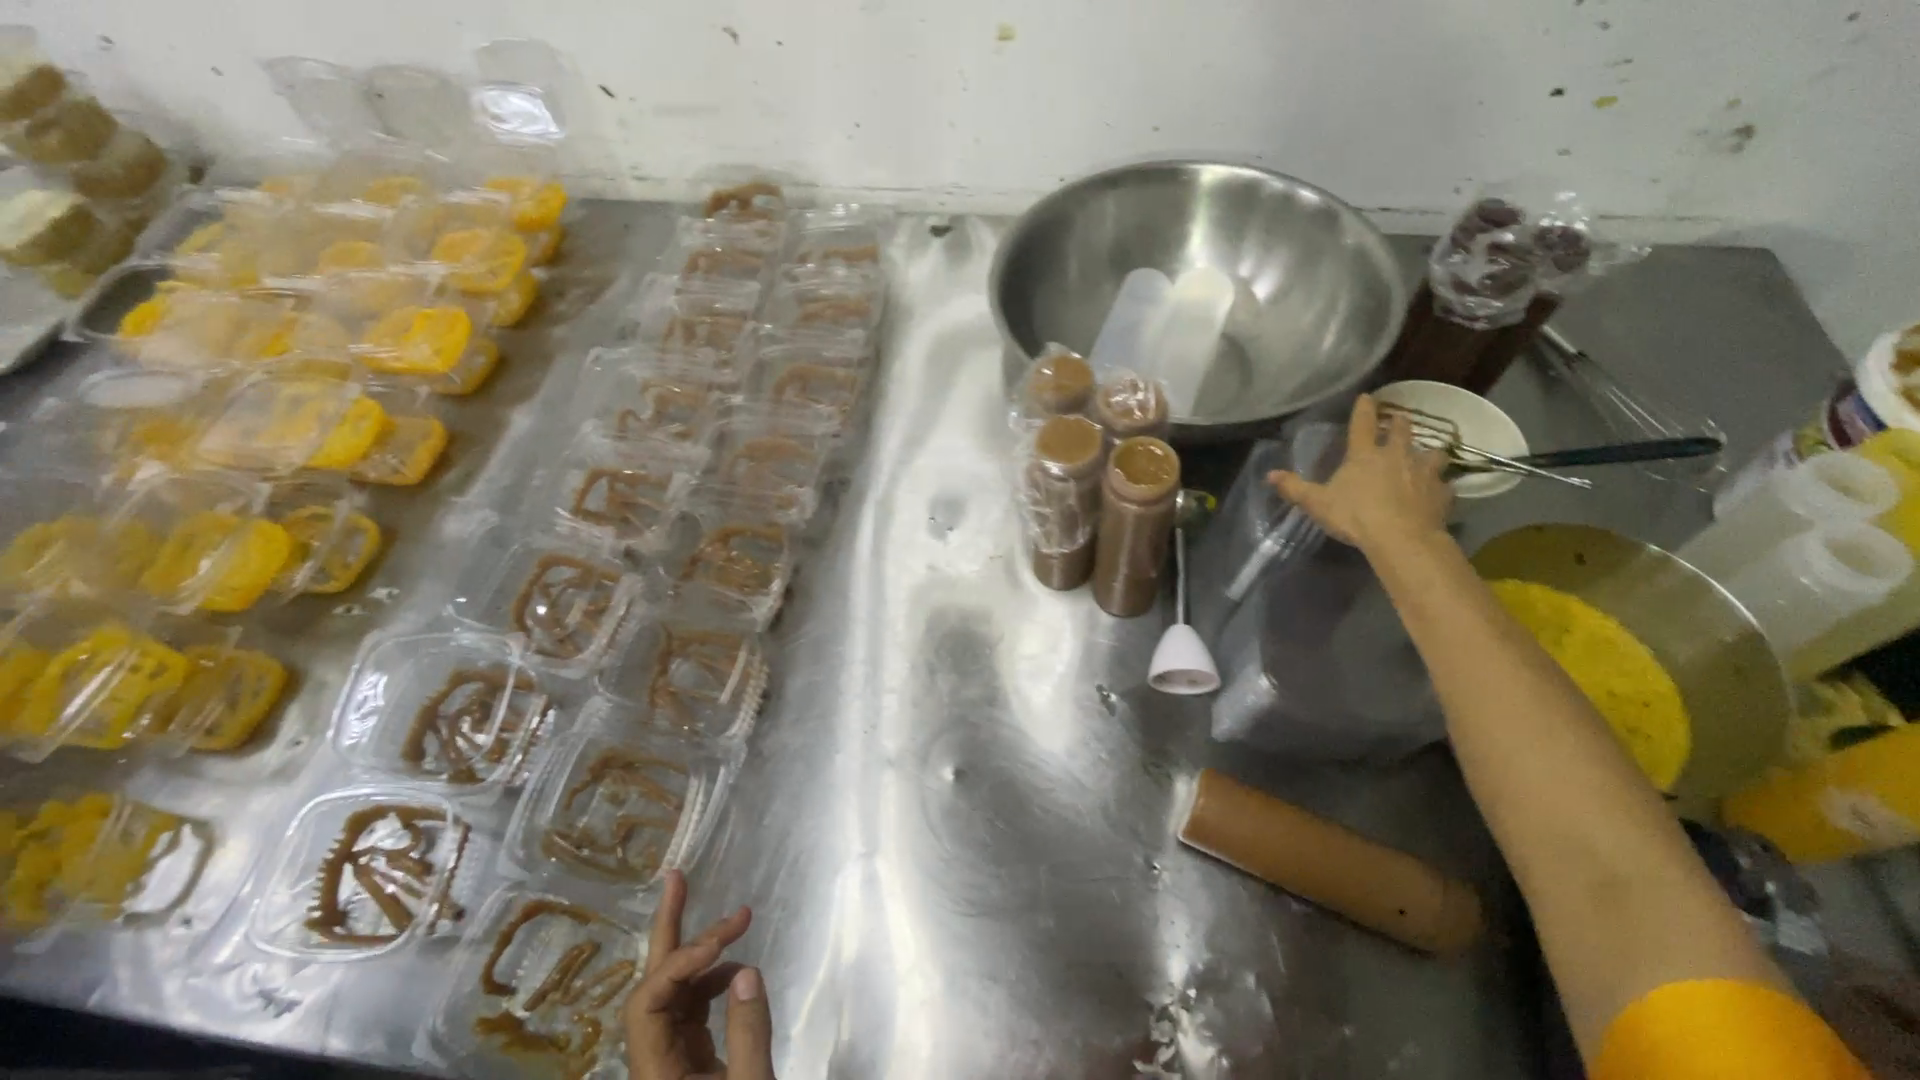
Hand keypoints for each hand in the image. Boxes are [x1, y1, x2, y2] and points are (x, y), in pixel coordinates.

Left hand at [624, 870, 774, 1079]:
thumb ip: (749, 1032)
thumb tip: (745, 970)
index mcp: (656, 1072)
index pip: (650, 1003)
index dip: (681, 964)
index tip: (726, 939)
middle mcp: (655, 1059)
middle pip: (650, 985)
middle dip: (668, 929)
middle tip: (677, 876)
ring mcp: (672, 1058)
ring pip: (674, 993)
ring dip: (700, 953)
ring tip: (737, 920)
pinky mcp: (690, 1060)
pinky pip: (694, 1009)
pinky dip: (714, 981)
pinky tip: (738, 970)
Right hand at [1268, 393, 1452, 555]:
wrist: (1402, 538)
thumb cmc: (1356, 516)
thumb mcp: (1317, 504)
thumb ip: (1294, 488)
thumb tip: (1270, 474)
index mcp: (1365, 454)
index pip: (1363, 423)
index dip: (1363, 408)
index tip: (1367, 396)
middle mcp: (1397, 455)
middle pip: (1402, 430)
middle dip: (1400, 423)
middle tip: (1400, 419)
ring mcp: (1424, 472)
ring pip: (1432, 453)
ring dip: (1428, 453)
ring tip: (1427, 456)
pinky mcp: (1441, 493)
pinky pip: (1444, 485)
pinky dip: (1440, 486)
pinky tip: (1438, 492)